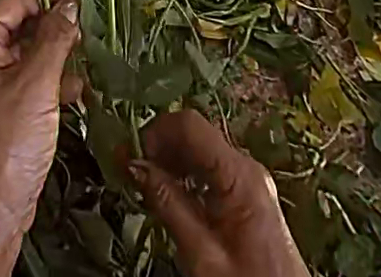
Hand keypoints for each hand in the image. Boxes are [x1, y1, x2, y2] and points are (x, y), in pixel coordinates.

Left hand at [0, 0, 81, 276]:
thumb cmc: (5, 144)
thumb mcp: (35, 84)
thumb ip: (54, 38)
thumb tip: (70, 4)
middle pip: (22, 22)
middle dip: (56, 24)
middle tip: (92, 26)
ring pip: (29, 51)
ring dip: (59, 52)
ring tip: (91, 54)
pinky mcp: (2, 107)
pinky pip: (31, 78)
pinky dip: (54, 79)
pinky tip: (80, 88)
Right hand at [131, 110, 309, 276]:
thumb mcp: (201, 254)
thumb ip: (168, 204)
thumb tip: (133, 164)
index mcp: (239, 175)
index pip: (190, 125)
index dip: (157, 132)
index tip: (132, 156)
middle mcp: (246, 166)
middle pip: (194, 133)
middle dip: (160, 145)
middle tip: (131, 171)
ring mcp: (249, 177)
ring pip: (200, 148)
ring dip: (170, 158)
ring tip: (146, 185)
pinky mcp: (247, 191)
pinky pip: (209, 167)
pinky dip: (185, 172)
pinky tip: (169, 194)